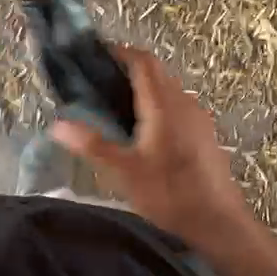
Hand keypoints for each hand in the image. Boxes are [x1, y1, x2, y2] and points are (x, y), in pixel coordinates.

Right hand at [52, 45, 252, 247]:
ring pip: (168, 88)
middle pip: (156, 71)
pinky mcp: (204, 134)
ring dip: (143, 86)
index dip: (119, 52)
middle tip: (98, 80)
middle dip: (128, 68)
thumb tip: (57, 125)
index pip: (142, 61)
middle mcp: (184, 103)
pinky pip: (177, 105)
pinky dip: (157, 104)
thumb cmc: (170, 194)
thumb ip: (92, 145)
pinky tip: (143, 129)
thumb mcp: (124, 172)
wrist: (219, 223)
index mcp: (163, 105)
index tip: (94, 54)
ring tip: (115, 103)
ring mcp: (198, 118)